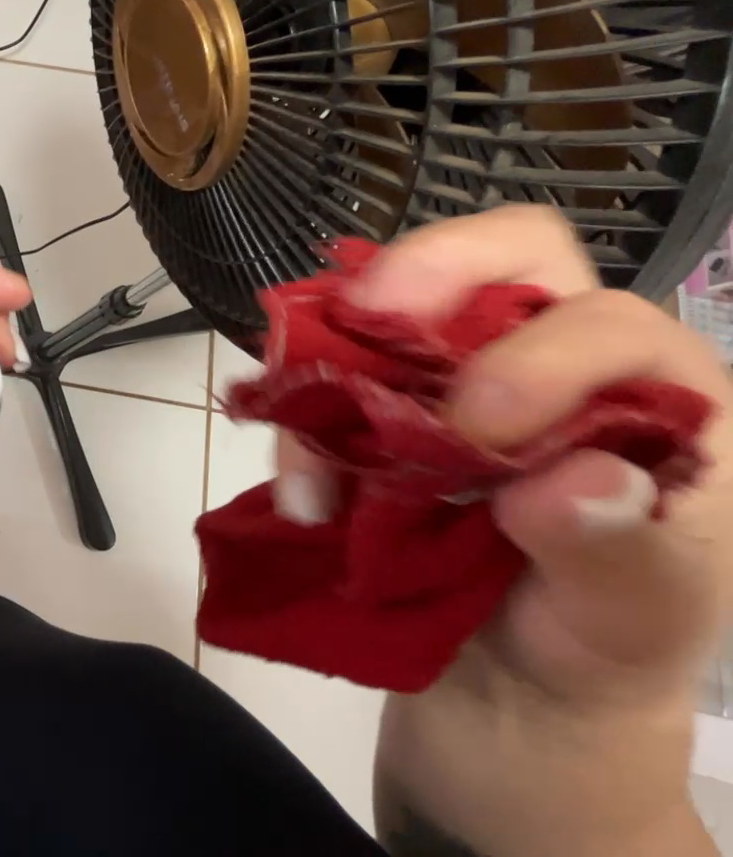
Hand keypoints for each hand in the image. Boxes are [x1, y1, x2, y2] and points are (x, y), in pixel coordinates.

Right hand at [293, 207, 729, 853]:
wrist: (498, 683)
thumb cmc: (595, 643)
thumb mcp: (636, 620)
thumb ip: (625, 551)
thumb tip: (579, 477)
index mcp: (648, 399)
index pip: (603, 319)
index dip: (537, 354)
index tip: (476, 428)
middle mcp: (540, 365)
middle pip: (494, 258)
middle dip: (422, 273)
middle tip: (365, 318)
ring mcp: (437, 383)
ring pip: (377, 312)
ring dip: (328, 365)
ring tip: (315, 473)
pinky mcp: (361, 413)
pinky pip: (312, 383)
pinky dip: (293, 426)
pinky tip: (304, 499)